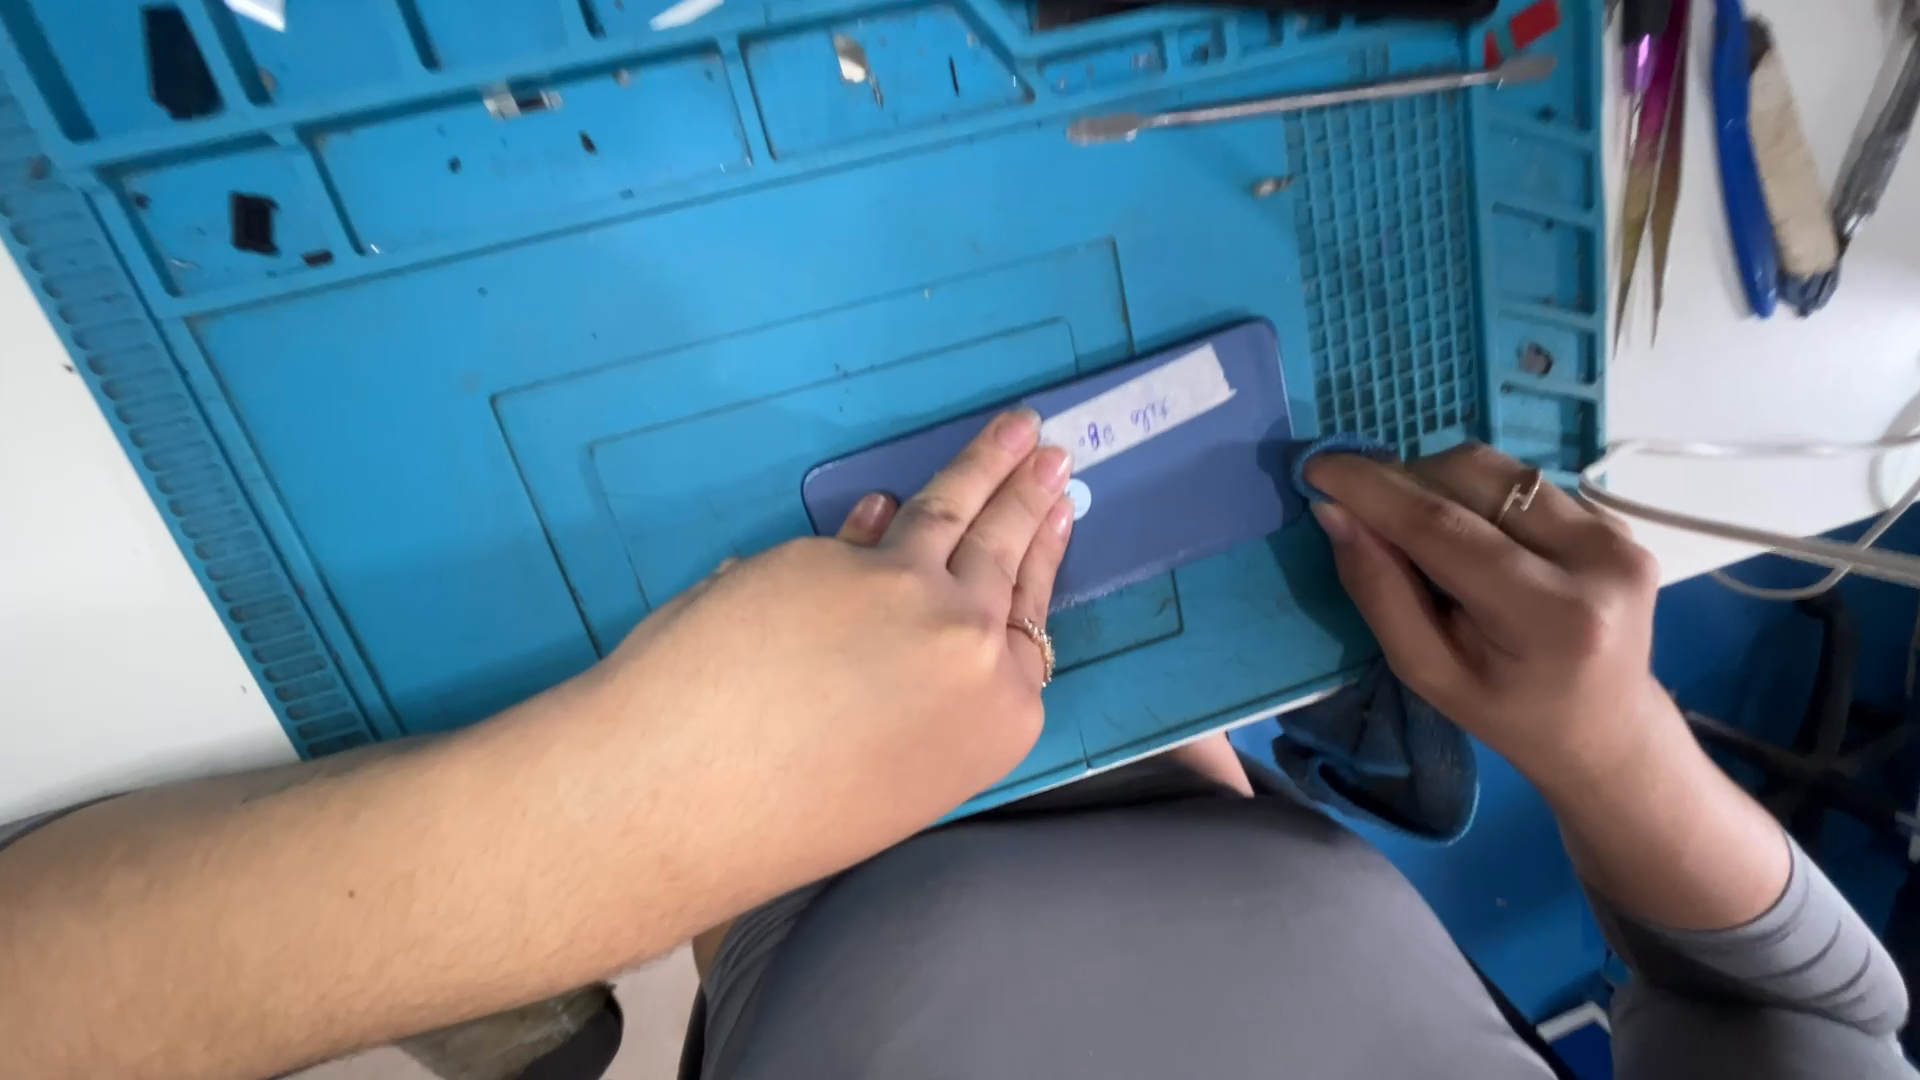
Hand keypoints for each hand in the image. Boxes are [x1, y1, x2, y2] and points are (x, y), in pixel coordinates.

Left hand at [581, 407, 1074, 901]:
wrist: (686, 807)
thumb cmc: (798, 817)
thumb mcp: (904, 766)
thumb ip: (925, 679)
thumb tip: (894, 585)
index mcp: (1000, 714)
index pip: (1030, 613)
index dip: (1043, 555)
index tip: (1057, 509)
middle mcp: (971, 644)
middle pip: (1006, 550)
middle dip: (1030, 492)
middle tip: (1051, 449)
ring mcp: (909, 591)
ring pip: (953, 513)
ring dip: (983, 463)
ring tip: (1015, 428)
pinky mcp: (836, 557)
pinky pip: (859, 538)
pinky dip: (867, 528)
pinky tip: (879, 508)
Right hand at [1304, 443, 1676, 788]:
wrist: (1606, 726)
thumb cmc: (1502, 710)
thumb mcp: (1422, 668)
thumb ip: (1377, 589)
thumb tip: (1334, 512)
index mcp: (1548, 613)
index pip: (1440, 525)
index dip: (1370, 488)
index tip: (1315, 467)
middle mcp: (1596, 558)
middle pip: (1467, 476)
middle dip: (1397, 480)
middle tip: (1359, 510)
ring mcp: (1616, 532)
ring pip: (1492, 466)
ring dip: (1430, 480)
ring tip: (1411, 525)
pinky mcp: (1616, 518)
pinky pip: (1516, 478)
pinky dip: (1467, 491)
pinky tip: (1463, 531)